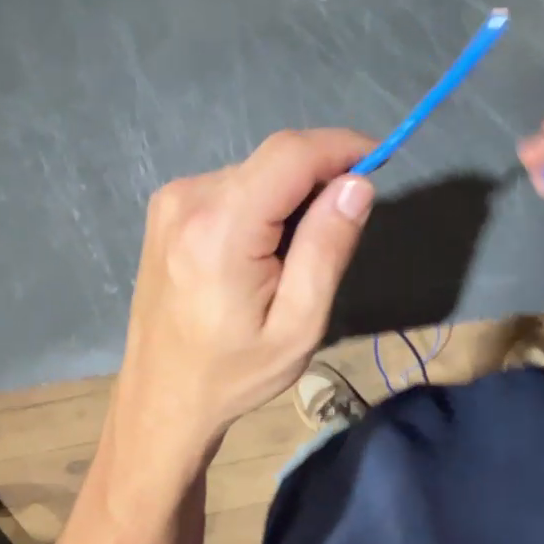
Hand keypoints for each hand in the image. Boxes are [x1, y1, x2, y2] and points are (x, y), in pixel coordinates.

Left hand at [112, 129, 376, 461]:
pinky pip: (233, 187)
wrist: (163, 397)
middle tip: (342, 234)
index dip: (341, 147)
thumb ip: (328, 249)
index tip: (380, 161)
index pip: (291, 154)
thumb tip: (358, 184)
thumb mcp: (299, 324)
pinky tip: (263, 255)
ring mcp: (172, 201)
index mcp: (221, 228)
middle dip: (320, 180)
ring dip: (291, 198)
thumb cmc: (236, 372)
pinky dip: (264, 206)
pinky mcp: (167, 210)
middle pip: (274, 161)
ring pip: (256, 173)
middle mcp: (189, 197)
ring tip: (295, 261)